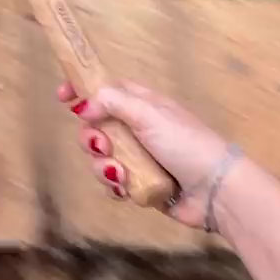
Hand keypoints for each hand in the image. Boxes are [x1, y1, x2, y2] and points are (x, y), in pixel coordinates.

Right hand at [58, 80, 232, 227]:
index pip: (102, 88)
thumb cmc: (185, 142)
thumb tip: (83, 104)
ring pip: (100, 155)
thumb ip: (111, 102)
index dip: (81, 90)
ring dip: (103, 164)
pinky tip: (124, 188)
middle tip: (102, 144)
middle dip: (91, 136)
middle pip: (94, 125)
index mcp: (139, 103)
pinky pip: (113, 180)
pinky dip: (114, 184)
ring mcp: (137, 156)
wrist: (217, 191)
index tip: (62, 98)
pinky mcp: (139, 183)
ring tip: (119, 172)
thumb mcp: (148, 113)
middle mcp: (135, 127)